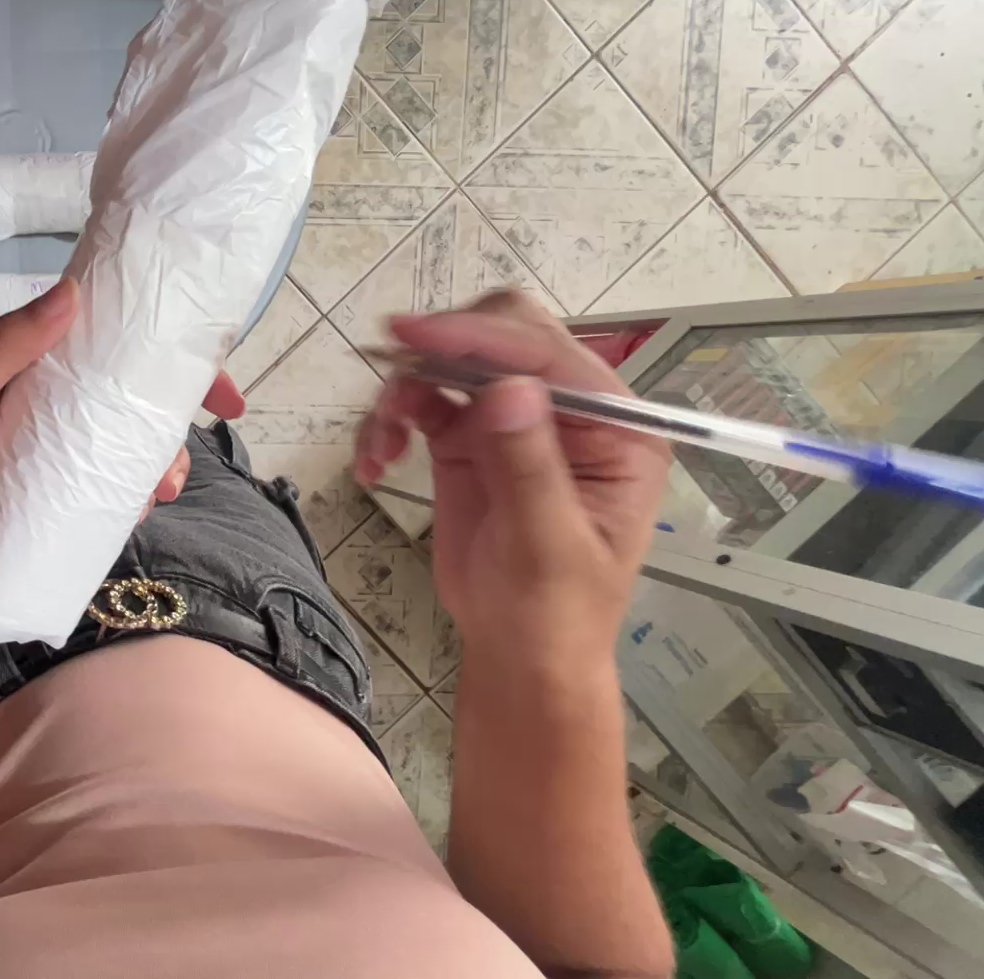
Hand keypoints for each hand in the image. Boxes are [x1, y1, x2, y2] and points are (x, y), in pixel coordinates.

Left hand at [0, 276, 244, 545]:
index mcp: (45, 360)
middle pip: (141, 396)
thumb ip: (3, 344)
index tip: (218, 380)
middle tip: (194, 453)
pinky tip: (137, 511)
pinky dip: (136, 495)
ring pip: (135, 443)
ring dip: (165, 464)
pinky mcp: (66, 487)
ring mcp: (68, 445)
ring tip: (160, 491)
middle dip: (182, 419)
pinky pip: (115, 484)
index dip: (175, 350)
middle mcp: (65, 398)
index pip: (118, 339)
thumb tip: (70, 293)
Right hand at [353, 290, 670, 672]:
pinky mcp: (462, 442)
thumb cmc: (554, 611)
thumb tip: (508, 388)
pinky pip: (417, 407)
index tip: (413, 335)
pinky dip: (386, 424)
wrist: (516, 647)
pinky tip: (374, 463)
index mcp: (610, 426)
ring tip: (378, 450)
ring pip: (445, 368)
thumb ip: (530, 466)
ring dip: (400, 396)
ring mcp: (506, 423)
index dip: (479, 336)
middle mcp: (560, 411)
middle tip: (388, 364)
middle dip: (441, 347)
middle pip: (499, 339)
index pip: (544, 355)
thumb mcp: (548, 546)